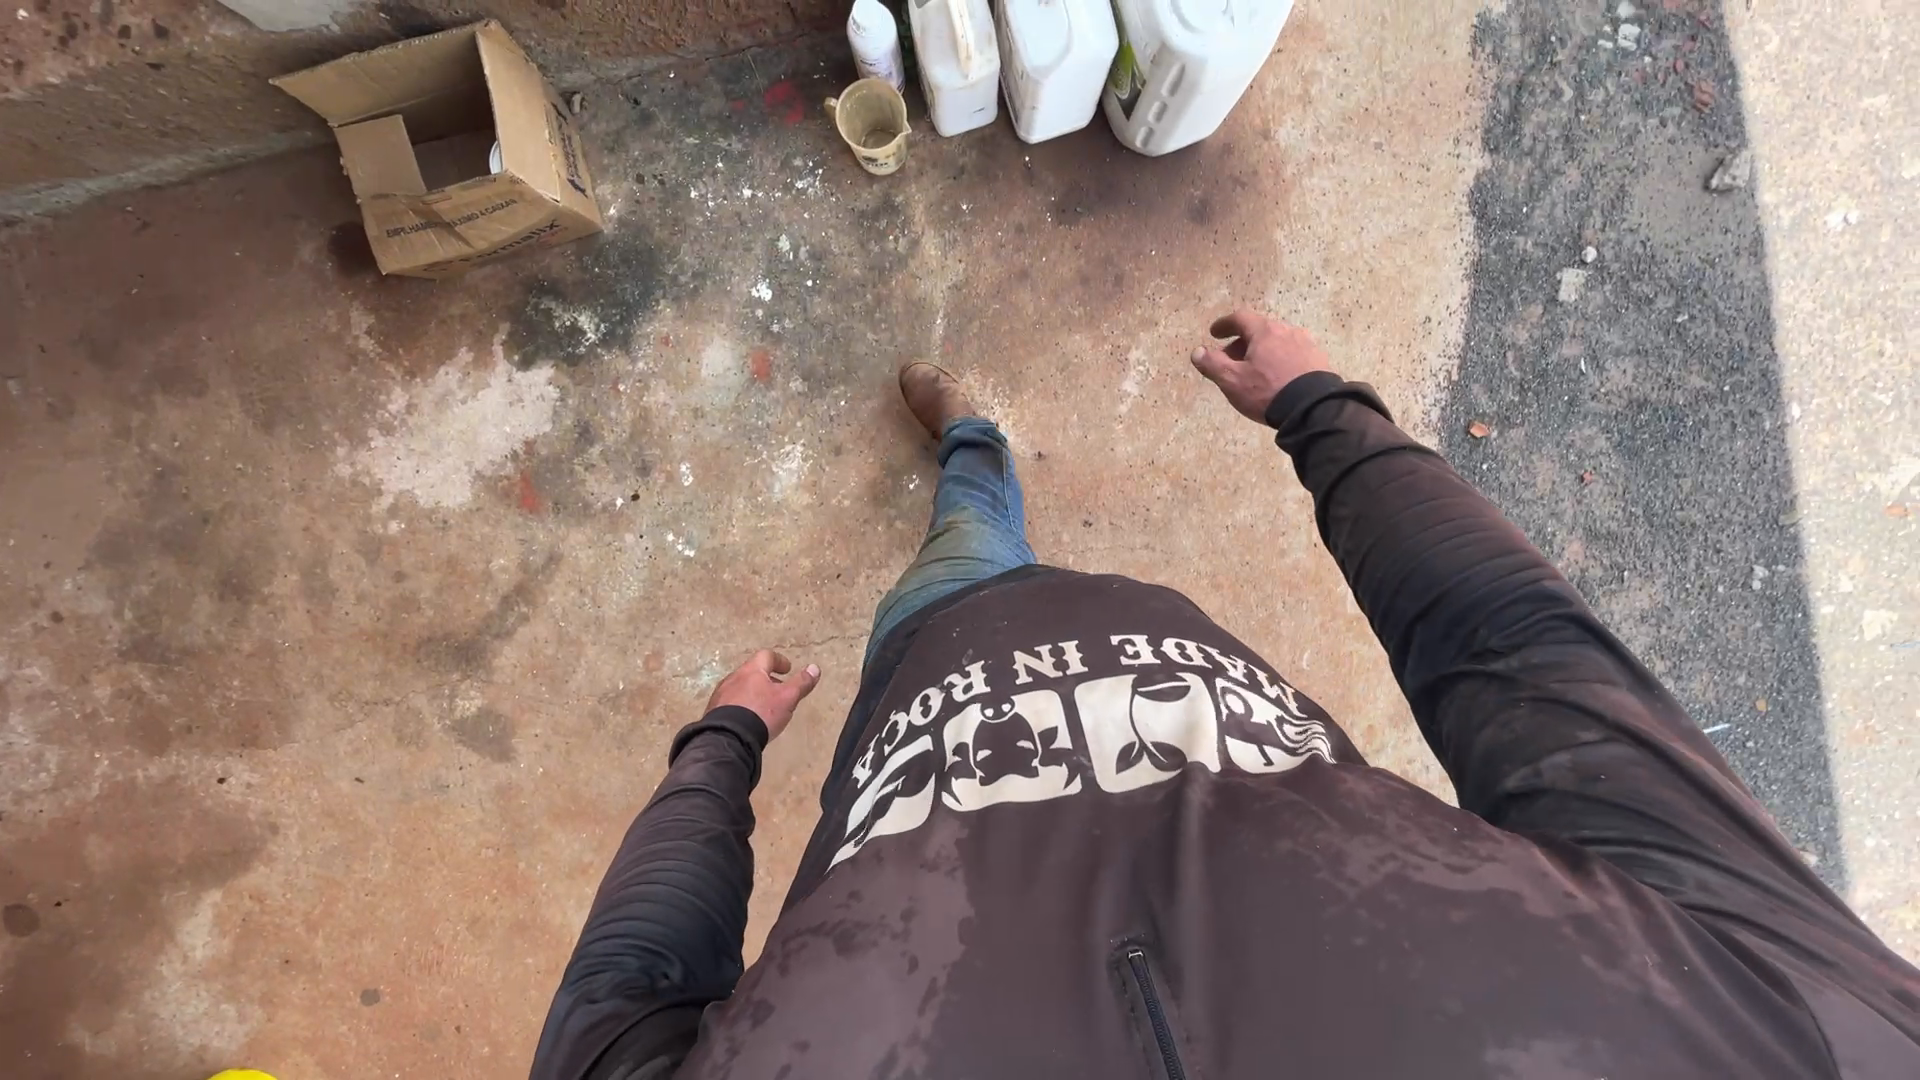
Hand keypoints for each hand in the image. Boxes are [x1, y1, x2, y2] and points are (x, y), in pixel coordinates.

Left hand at [706, 649, 819, 739]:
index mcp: (752, 670)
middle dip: (766, 678)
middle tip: (778, 690)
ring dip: (753, 692)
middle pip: (752, 671)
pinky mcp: (713, 712)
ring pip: (740, 687)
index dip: (779, 661)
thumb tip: (815, 668)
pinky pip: (730, 703)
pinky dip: (742, 705)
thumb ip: (801, 683)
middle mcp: (733, 678)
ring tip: (764, 707)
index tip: (787, 669)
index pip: (766, 656)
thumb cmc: (761, 713)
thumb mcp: (788, 698)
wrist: (728, 739)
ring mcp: (721, 695)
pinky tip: (748, 719)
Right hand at [1190, 309, 1332, 423]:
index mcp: (1264, 332)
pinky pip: (1292, 353)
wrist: (1312, 408)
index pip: (1240, 318)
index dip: (1224, 324)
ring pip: (1276, 341)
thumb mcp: (1232, 380)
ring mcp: (1305, 344)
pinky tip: (1276, 377)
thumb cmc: (1266, 391)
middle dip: (1241, 342)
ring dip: (1261, 351)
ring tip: (1254, 370)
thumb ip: (1212, 364)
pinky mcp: (1318, 359)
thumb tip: (1197, 351)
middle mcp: (1286, 331)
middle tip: (1230, 359)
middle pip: (1259, 330)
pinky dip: (1278, 359)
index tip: (1214, 333)